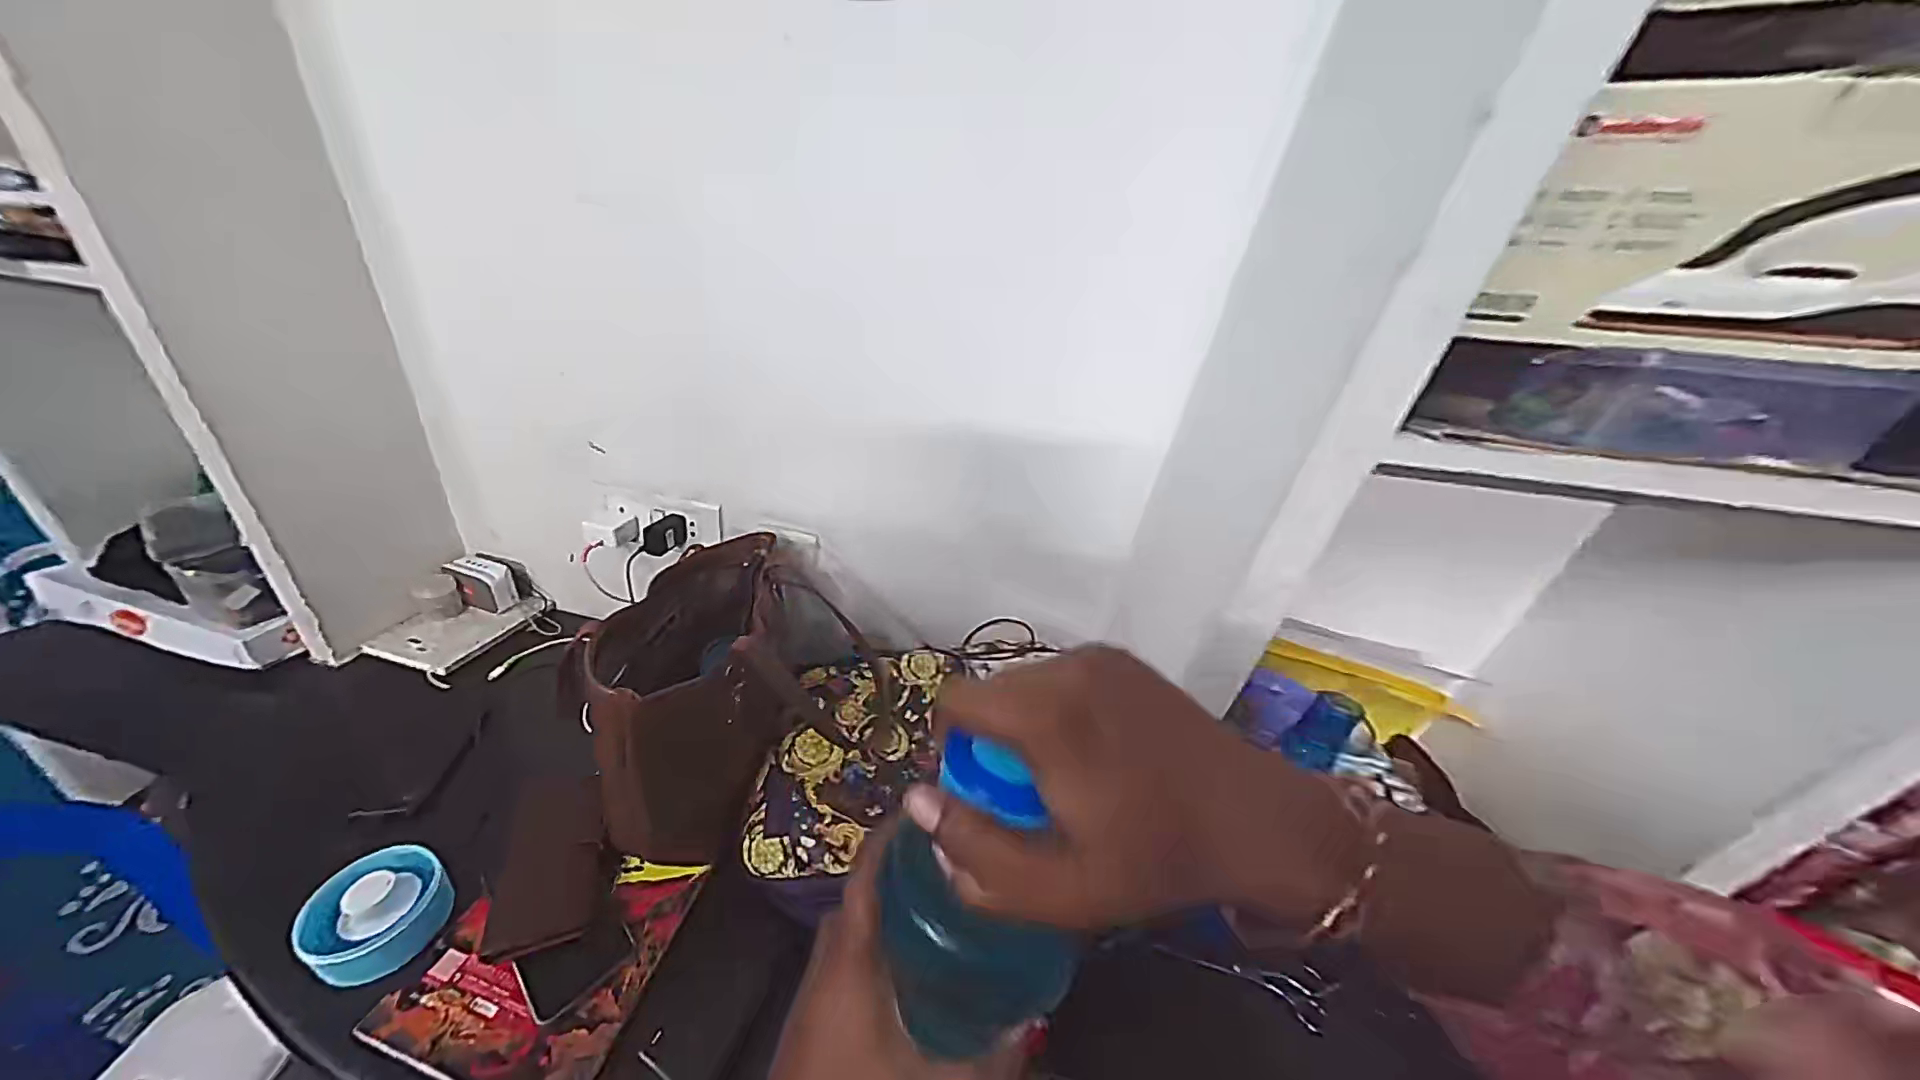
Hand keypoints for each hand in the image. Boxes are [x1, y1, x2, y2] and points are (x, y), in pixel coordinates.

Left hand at [769, 823, 1030, 1079]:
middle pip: (866, 889)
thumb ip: (993, 1048)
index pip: (868, 870)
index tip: (935, 811)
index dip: (897, 834)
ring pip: (859, 920)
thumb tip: (1032, 1012)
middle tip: (956, 858)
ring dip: (894, 902)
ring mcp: (817, 981)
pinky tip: (916, 956)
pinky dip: (882, 935)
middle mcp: (828, 954)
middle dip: (907, 867)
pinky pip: (852, 948)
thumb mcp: (940, 1076)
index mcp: (850, 953)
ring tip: (945, 897)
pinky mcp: (817, 1005)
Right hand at [905, 645, 1365, 929]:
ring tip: (1061, 772)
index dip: (948, 745)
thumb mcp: (1059, 886)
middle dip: (987, 738)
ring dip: (1021, 722)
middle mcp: (1068, 666)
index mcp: (1047, 713)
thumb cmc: (1155, 857)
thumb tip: (918, 801)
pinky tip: (1092, 749)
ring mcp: (1099, 656)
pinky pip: (1059, 676)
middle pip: (990, 691)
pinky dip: (1054, 707)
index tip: (979, 789)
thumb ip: (975, 849)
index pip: (956, 700)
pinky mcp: (1122, 658)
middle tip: (1023, 791)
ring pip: (1024, 681)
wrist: (1255, 818)